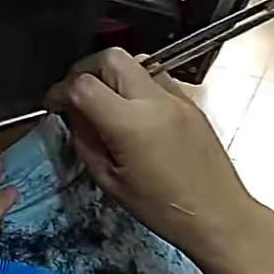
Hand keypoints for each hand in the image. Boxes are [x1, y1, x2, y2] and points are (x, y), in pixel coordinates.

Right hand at [48, 48, 273, 264]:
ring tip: (104, 102)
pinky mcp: (190, 102)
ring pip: (135, 61)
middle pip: (109, 57)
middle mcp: (155, 101)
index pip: (83, 85)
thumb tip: (74, 117)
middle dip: (84, 70)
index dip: (60, 91)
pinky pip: (155, 78)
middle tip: (76, 95)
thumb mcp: (110, 182)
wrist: (219, 216)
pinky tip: (133, 112)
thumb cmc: (162, 209)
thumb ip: (86, 142)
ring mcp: (177, 97)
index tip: (54, 105)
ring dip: (112, 74)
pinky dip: (136, 85)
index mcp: (131, 124)